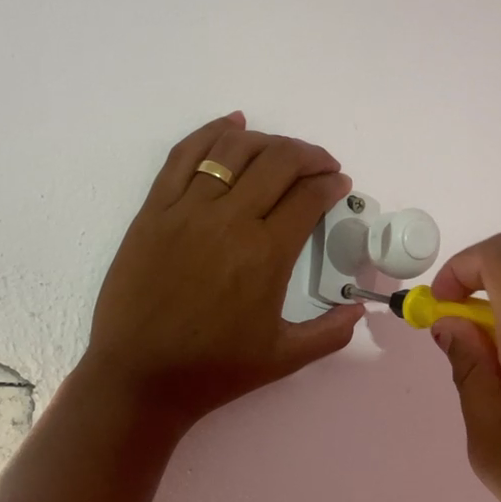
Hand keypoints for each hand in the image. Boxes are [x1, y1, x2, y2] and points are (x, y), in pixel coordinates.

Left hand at [80, 113, 364, 431]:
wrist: (141, 378)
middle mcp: (229, 221)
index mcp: (266, 255)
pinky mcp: (154, 211)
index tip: (339, 184)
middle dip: (309, 156)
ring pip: (233, 150)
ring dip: (267, 141)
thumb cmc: (215, 371)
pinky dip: (211, 132)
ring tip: (282, 151)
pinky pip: (185, 156)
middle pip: (277, 163)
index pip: (308, 197)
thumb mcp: (284, 358)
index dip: (330, 184)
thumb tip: (359, 309)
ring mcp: (186, 210)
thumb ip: (329, 333)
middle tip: (321, 165)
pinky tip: (232, 123)